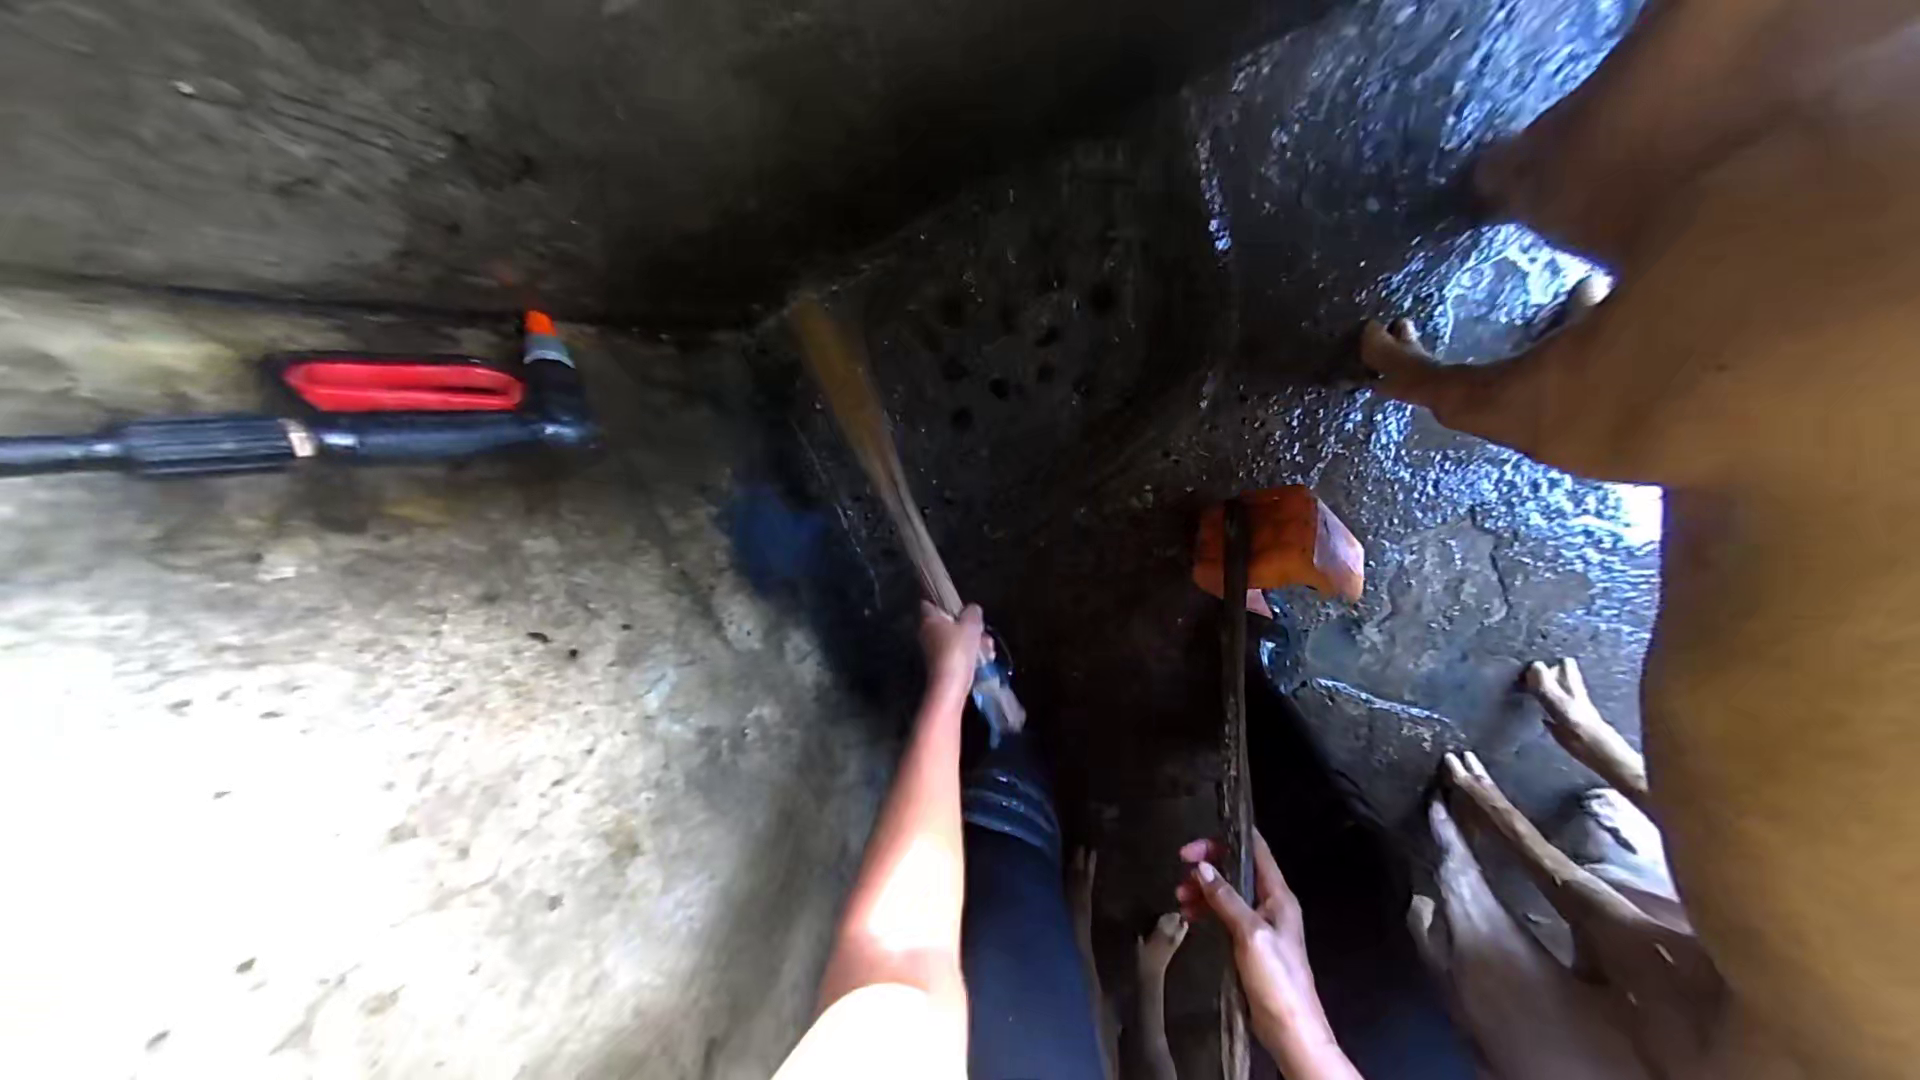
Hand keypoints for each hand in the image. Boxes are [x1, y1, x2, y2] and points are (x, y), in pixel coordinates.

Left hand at [918, 602, 986, 696]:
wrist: (950, 684)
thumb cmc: (957, 648)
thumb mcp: (971, 625)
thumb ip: (973, 612)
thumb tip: (972, 609)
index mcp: (929, 619)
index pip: (928, 603)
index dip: (942, 601)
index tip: (958, 604)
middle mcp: (926, 633)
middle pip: (947, 622)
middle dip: (967, 625)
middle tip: (981, 629)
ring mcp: (932, 650)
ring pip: (955, 639)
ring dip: (972, 640)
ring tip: (988, 646)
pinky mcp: (940, 665)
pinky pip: (956, 653)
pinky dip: (969, 654)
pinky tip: (985, 658)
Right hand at [1175, 829, 1349, 1072]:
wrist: (1292, 1034)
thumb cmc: (1277, 980)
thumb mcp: (1250, 933)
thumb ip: (1226, 898)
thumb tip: (1202, 868)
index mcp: (1278, 895)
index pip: (1255, 848)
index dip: (1225, 839)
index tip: (1194, 846)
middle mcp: (1269, 903)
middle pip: (1235, 868)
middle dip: (1207, 866)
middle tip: (1181, 870)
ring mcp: (1259, 923)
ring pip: (1226, 891)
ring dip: (1202, 889)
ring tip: (1180, 898)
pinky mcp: (1248, 942)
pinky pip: (1223, 914)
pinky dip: (1205, 909)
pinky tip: (1189, 915)